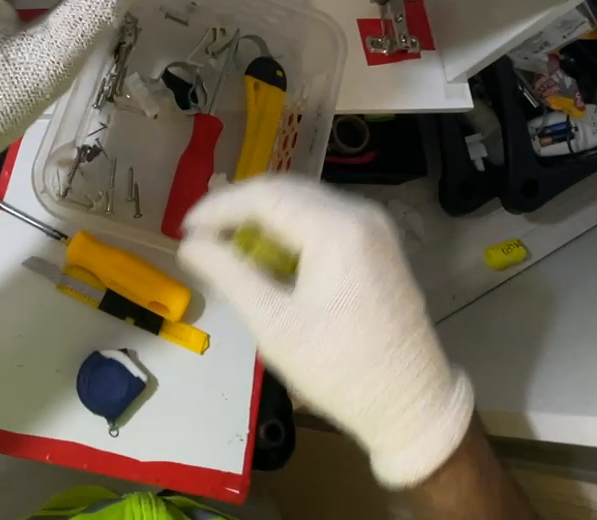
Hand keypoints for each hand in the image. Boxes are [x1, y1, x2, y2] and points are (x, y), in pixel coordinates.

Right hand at [177, 175, 473, 488]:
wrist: (412, 405)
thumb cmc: (339, 370)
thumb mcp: (274, 325)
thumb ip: (229, 274)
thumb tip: (190, 245)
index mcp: (336, 229)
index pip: (264, 197)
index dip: (218, 207)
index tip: (184, 230)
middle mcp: (359, 213)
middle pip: (285, 190)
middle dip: (239, 208)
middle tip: (201, 235)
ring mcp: (374, 225)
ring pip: (304, 200)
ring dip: (264, 216)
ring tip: (228, 243)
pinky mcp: (378, 241)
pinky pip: (324, 217)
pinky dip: (291, 227)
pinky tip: (269, 253)